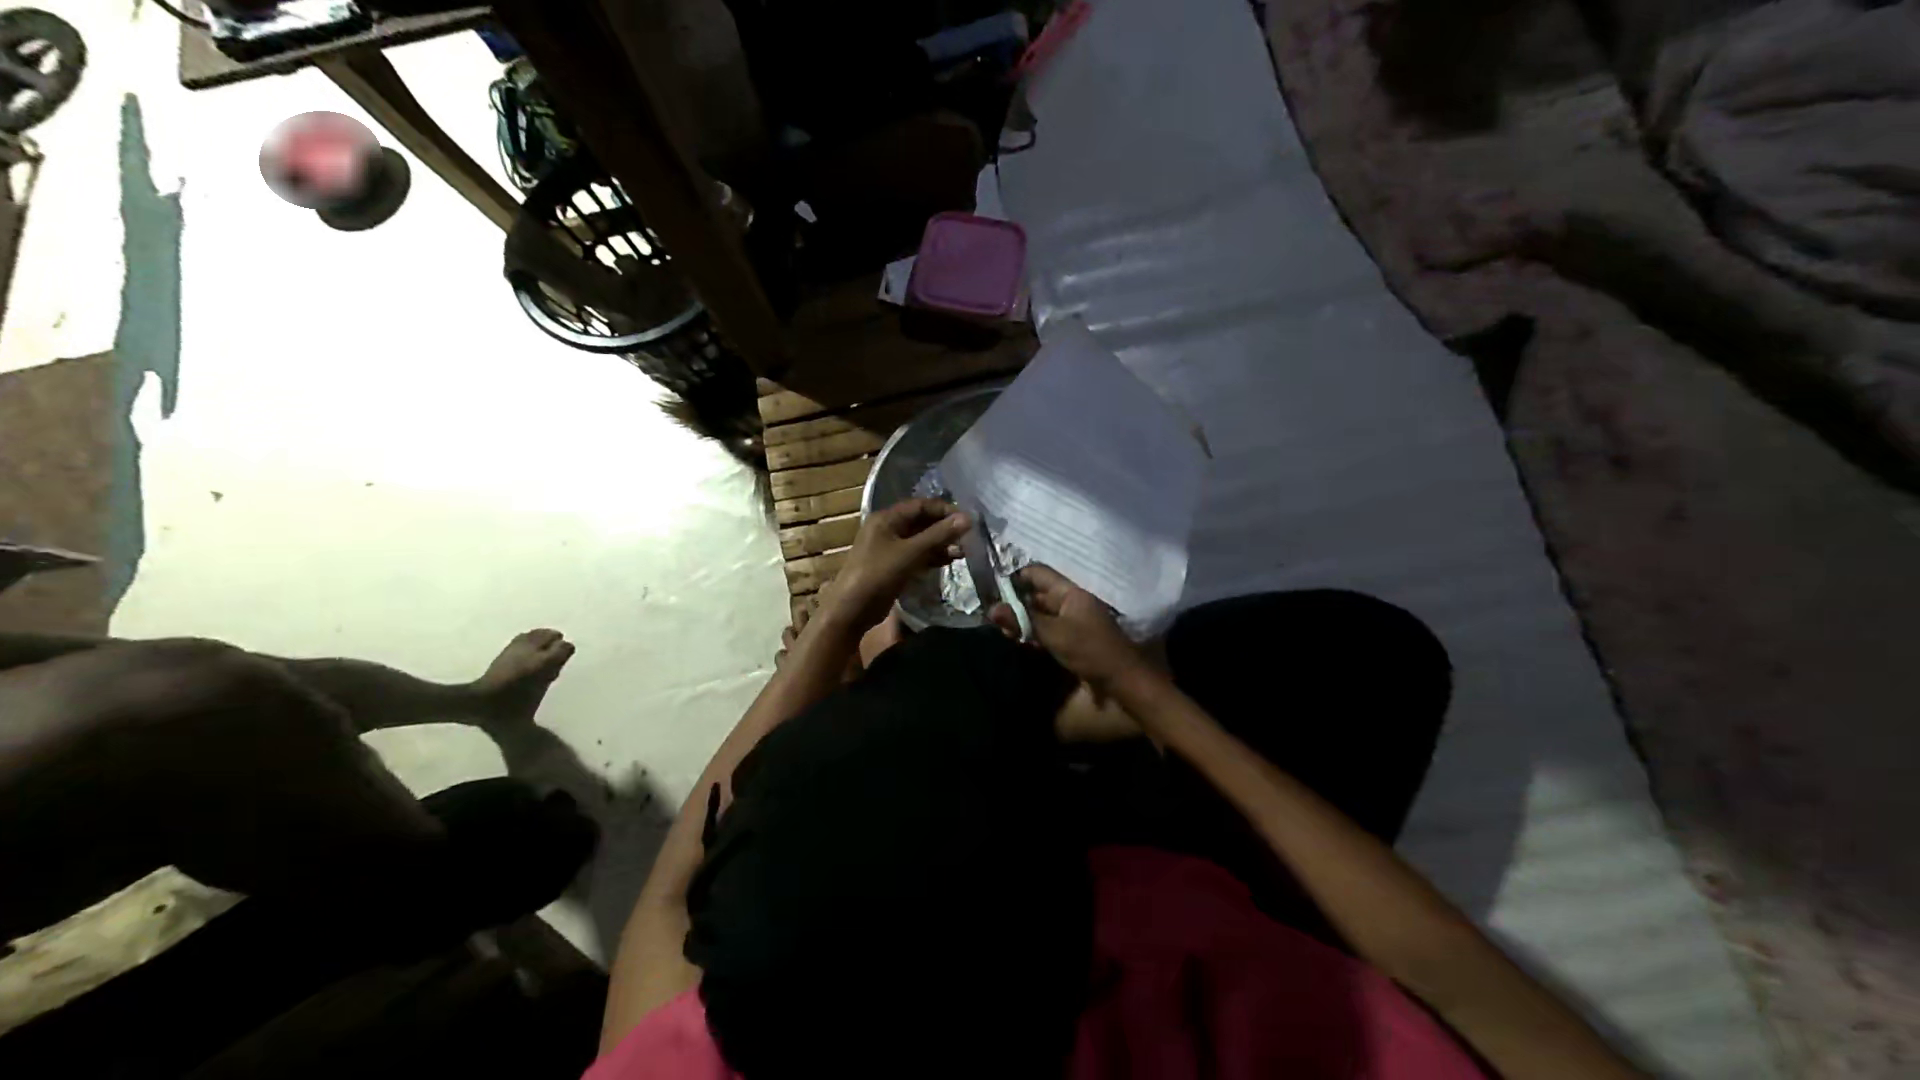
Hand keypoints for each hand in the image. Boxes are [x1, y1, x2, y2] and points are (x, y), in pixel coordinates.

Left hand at [824, 499, 971, 632]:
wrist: (852, 609)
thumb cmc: (878, 574)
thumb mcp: (910, 553)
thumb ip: (938, 535)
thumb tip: (968, 518)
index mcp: (886, 518)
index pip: (920, 505)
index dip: (944, 510)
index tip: (966, 520)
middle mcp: (887, 529)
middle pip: (921, 522)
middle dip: (944, 529)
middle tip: (968, 537)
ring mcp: (889, 548)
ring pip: (920, 540)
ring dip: (940, 544)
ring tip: (962, 552)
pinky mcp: (893, 566)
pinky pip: (916, 555)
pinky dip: (931, 557)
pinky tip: (948, 561)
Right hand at [990, 564, 1145, 688]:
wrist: (1122, 681)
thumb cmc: (1089, 649)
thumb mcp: (1053, 633)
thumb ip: (1023, 619)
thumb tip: (992, 608)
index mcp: (1070, 593)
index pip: (1038, 574)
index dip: (1015, 577)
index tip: (993, 589)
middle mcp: (1070, 603)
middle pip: (1036, 596)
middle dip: (1014, 605)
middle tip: (994, 619)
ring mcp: (1071, 622)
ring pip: (1039, 615)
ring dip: (1021, 623)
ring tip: (1004, 633)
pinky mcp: (1070, 641)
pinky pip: (1046, 632)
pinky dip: (1032, 635)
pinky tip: (1019, 643)